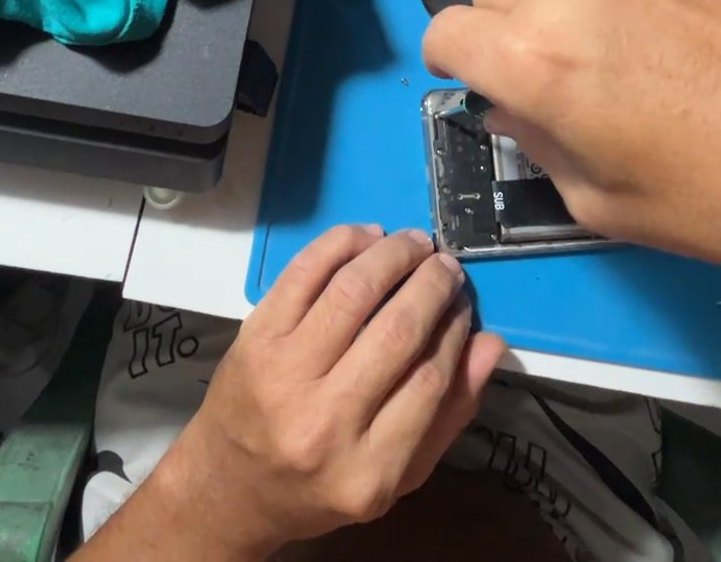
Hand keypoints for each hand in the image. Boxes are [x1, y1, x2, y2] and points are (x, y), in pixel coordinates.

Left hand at [146, 225, 506, 556]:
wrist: (229, 486)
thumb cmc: (319, 485)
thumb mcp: (395, 478)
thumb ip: (448, 415)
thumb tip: (491, 344)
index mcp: (367, 470)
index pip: (429, 379)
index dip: (454, 331)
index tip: (463, 306)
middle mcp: (324, 421)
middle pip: (396, 330)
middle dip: (431, 285)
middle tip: (447, 265)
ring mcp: (283, 373)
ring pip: (352, 292)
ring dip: (392, 255)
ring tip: (416, 243)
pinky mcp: (255, 337)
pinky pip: (303, 273)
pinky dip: (341, 243)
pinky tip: (367, 235)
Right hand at [421, 0, 720, 285]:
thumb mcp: (601, 200)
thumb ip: (535, 142)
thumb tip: (509, 106)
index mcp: (534, 57)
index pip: (444, 32)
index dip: (453, 62)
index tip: (481, 82)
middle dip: (504, 29)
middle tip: (557, 71)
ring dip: (564, 0)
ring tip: (627, 45)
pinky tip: (676, 20)